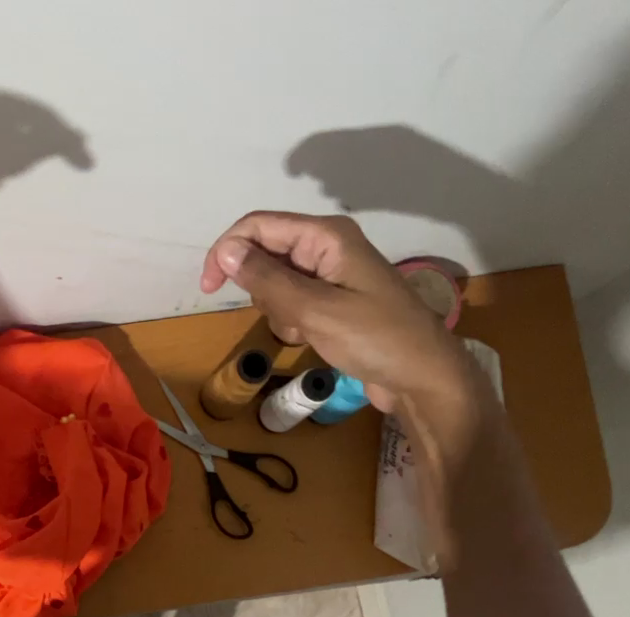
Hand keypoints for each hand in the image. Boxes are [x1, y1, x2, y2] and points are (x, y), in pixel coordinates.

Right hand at [198, 211, 482, 416]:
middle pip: (265, 255)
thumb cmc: (375, 338)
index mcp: (325, 236)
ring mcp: (330, 276)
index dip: (227, 251)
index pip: (258, 226)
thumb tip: (226, 251)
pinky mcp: (332, 302)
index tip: (209, 289)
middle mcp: (326, 248)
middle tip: (287, 317)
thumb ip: (267, 280)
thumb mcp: (314, 310)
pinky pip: (292, 304)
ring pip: (274, 284)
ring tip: (305, 331)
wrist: (420, 377)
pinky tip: (311, 339)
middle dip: (261, 290)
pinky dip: (291, 323)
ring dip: (277, 311)